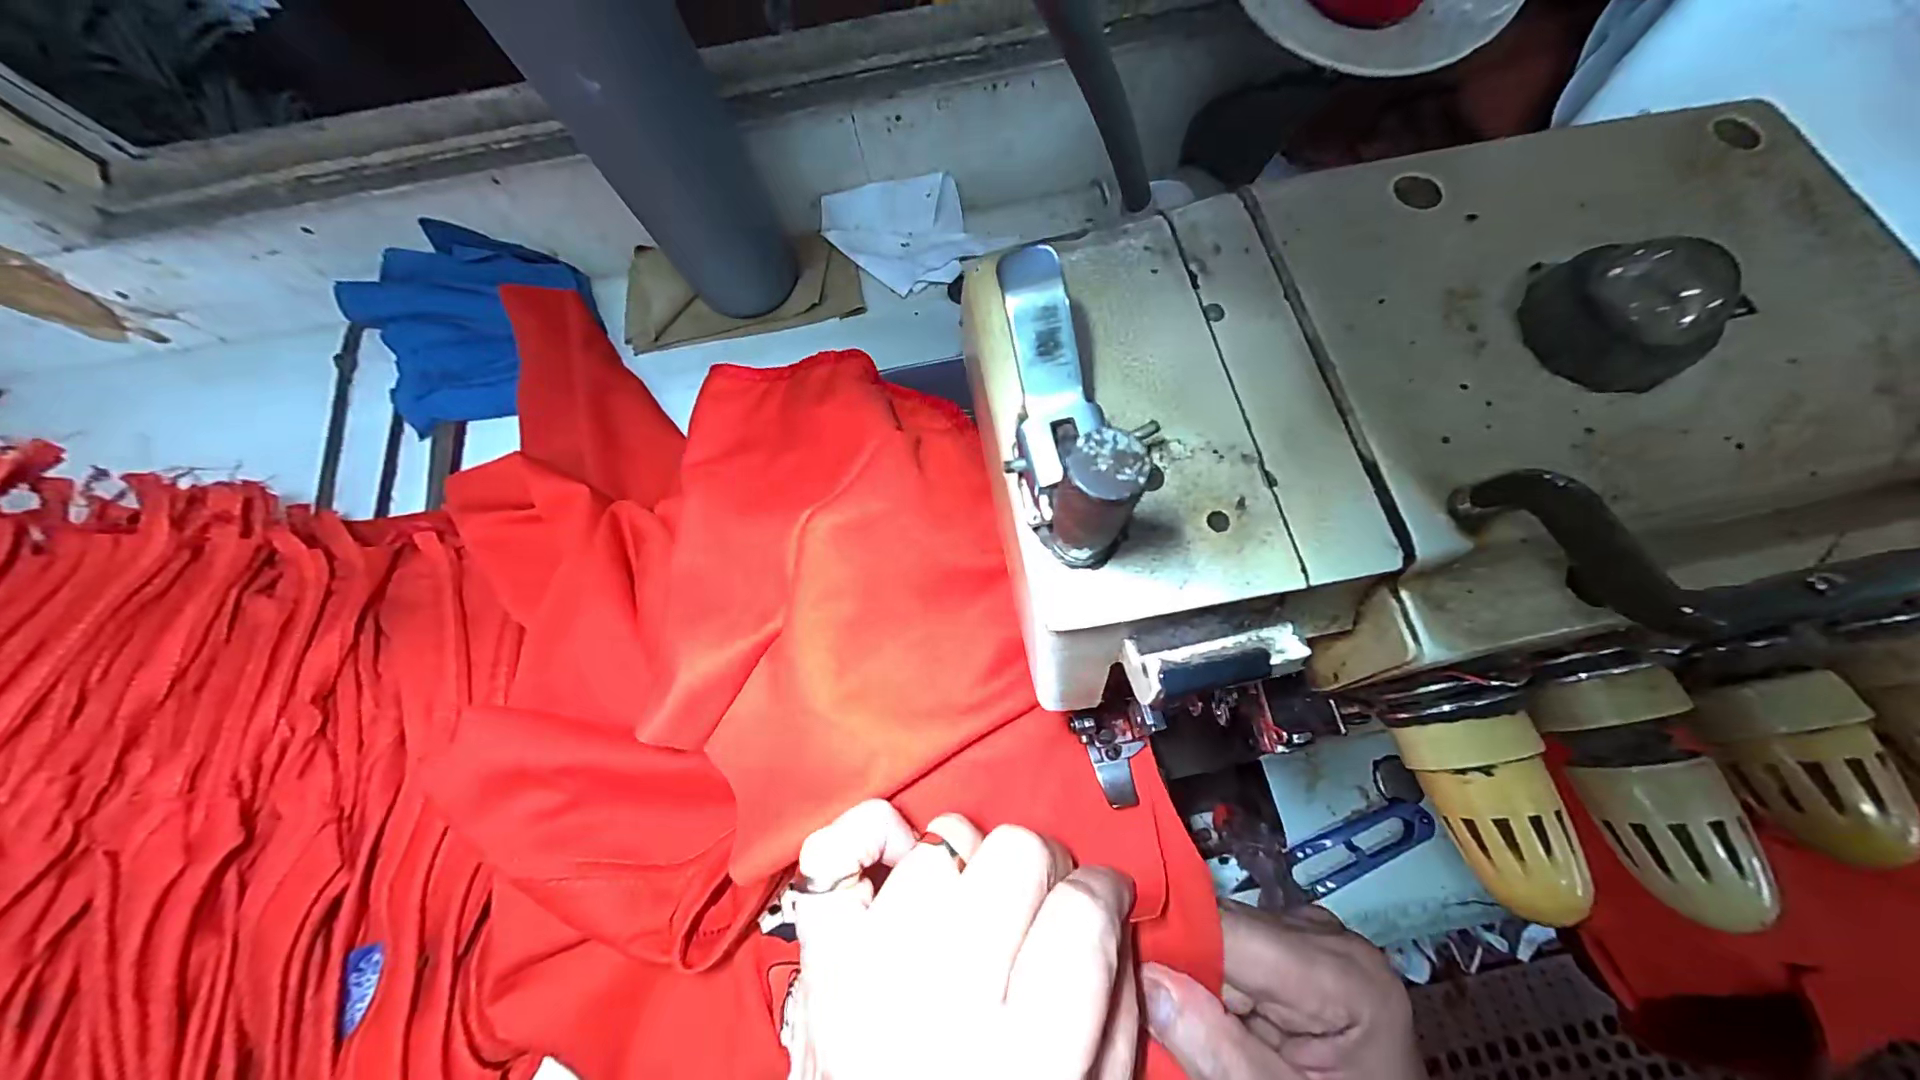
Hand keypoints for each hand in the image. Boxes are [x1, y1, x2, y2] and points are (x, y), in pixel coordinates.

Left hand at [788, 800, 1138, 1079]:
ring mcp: (868, 969)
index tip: (1103, 893)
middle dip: (1044, 867)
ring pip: (943, 839)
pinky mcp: (820, 955)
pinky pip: (835, 855)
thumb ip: (1117, 1011)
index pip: (1081, 914)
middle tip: (1040, 899)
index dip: (1104, 889)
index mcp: (1022, 1060)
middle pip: (1016, 854)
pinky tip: (899, 860)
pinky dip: (869, 835)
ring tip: (972, 902)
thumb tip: (1108, 912)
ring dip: (971, 860)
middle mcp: (939, 1004)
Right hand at [1141, 902, 1420, 1079]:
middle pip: (1221, 928)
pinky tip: (1200, 1009)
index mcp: (1343, 975)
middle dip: (1176, 961)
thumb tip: (1147, 979)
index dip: (1167, 941)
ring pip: (1218, 935)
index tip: (1119, 962)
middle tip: (1139, 1000)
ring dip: (1187, 970)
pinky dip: (1208, 978)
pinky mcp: (1296, 947)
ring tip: (1168, 1011)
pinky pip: (1233, 948)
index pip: (1229, 931)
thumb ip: (1222, 1051)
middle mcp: (1328, 938)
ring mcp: (1313, 938)